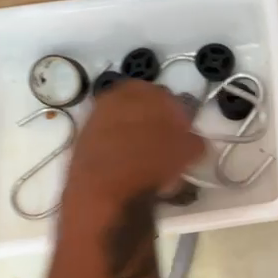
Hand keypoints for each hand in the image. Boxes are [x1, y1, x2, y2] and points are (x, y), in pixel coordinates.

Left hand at [60, 80, 202, 210]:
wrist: (103, 187)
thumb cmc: (151, 163)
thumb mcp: (188, 151)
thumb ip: (195, 140)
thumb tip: (193, 140)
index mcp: (146, 91)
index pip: (169, 97)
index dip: (179, 116)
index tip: (183, 134)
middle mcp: (118, 95)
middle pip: (144, 104)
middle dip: (156, 120)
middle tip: (167, 143)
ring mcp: (97, 114)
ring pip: (124, 119)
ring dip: (135, 132)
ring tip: (146, 156)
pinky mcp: (83, 135)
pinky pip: (108, 135)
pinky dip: (119, 145)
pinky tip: (127, 164)